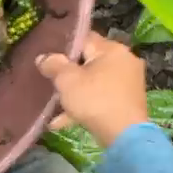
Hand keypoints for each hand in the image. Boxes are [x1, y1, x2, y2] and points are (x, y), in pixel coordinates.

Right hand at [37, 32, 149, 147]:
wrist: (123, 134)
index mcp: (112, 49)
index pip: (84, 39)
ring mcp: (129, 80)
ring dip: (75, 91)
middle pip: (89, 61)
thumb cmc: (94, 100)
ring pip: (94, 81)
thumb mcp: (67, 80)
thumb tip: (43, 57)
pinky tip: (64, 120)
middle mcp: (125, 60)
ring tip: (55, 104)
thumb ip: (53, 65)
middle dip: (69, 72)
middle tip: (51, 81)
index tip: (48, 58)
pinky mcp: (129, 99)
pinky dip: (86, 104)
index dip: (64, 47)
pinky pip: (101, 96)